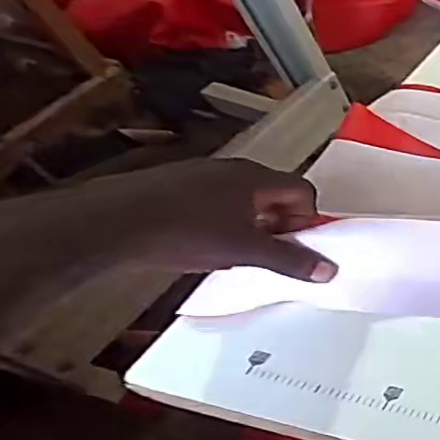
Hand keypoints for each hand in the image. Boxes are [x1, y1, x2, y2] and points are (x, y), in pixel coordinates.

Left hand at [0, 157, 338, 281]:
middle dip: (281, 224)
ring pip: (246, 199)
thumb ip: (291, 261)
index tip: (296, 244)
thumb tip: (329, 270)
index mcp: (255, 177)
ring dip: (253, 225)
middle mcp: (231, 169)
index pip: (303, 191)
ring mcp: (201, 175)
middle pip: (276, 194)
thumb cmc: (185, 230)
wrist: (110, 222)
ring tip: (238, 251)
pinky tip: (206, 244)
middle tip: (271, 251)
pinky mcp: (175, 185)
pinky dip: (224, 222)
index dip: (307, 219)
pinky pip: (217, 202)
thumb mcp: (247, 251)